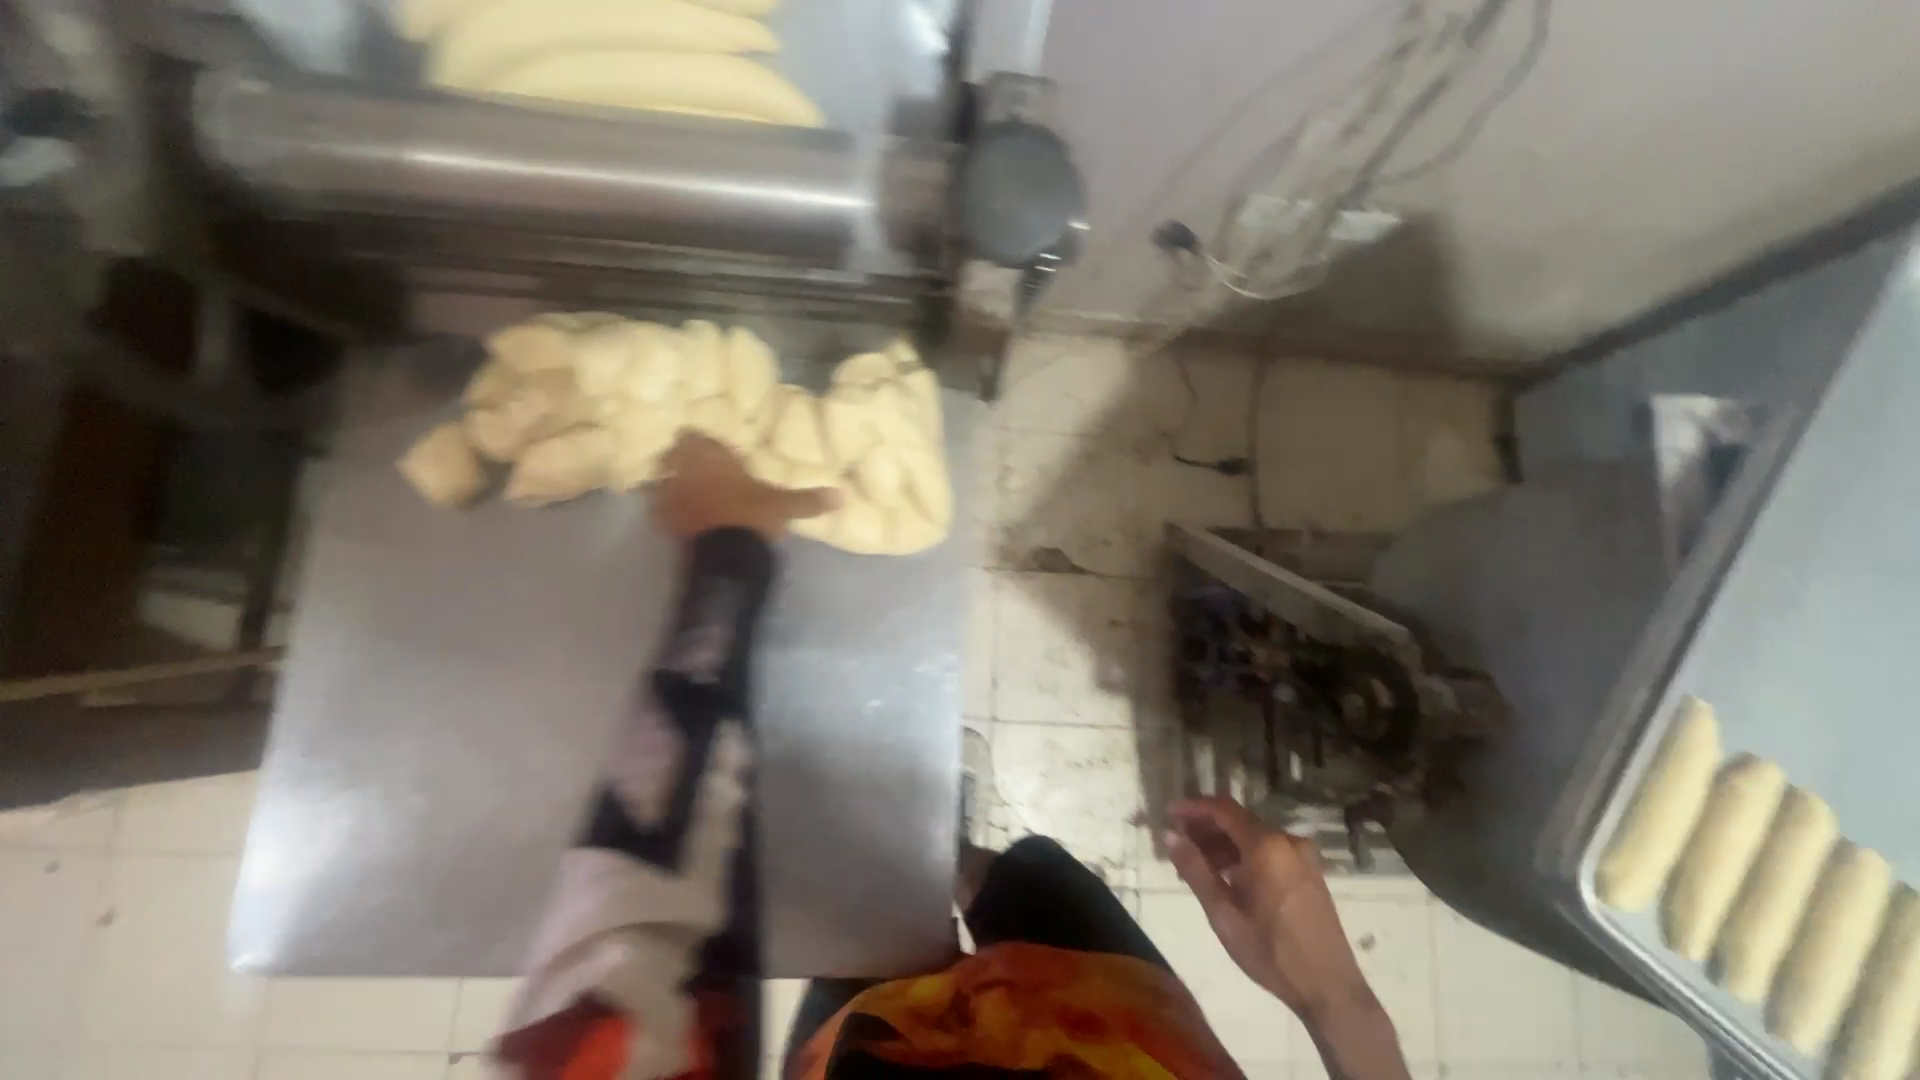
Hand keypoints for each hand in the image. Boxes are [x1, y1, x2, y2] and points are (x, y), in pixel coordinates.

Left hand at [653, 434, 837, 540]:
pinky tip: (673, 516)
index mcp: (713, 454)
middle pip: (673, 453)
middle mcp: (686, 467)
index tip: (709, 451)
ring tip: (681, 491)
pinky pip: (658, 507)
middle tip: (694, 469)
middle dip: (680, 458)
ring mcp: (671, 492)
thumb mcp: (784, 505)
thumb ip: (809, 499)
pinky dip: (663, 509)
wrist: (724, 552)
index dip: (701, 443)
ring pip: (660, 477)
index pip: (695, 436)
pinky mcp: (662, 518)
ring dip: (668, 481)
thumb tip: (843, 496)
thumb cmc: (753, 516)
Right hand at [1165, 797, 1371, 1022]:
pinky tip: (1227, 877)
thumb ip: (1195, 869)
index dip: (1193, 807)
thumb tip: (1169, 834)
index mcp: (1266, 846)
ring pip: (1254, 836)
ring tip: (1196, 864)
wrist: (1330, 988)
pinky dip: (1245, 855)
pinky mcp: (1310, 871)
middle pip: (1238, 820)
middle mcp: (1287, 840)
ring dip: (1224, 844)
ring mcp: (1303, 856)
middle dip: (1206, 827)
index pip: (1222, 809)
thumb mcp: (1223, 913)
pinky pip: (1270, 850)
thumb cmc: (1271, 952)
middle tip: (1177, 842)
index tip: (1168, 814)